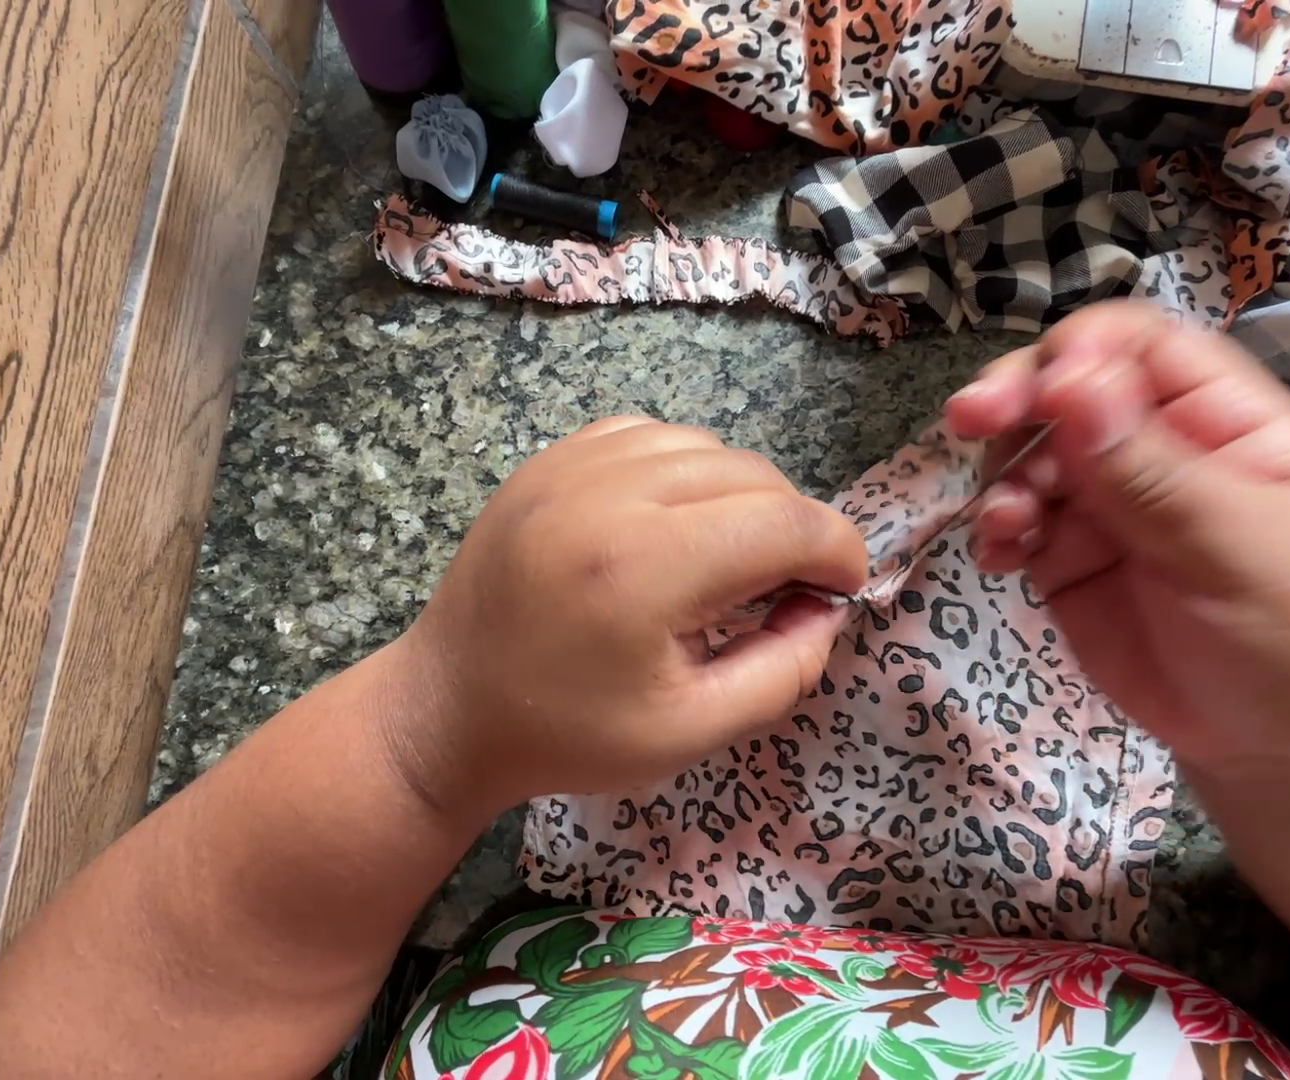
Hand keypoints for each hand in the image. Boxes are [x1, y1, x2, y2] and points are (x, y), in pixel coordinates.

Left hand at [387, 417, 866, 818]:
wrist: (446, 708)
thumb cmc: (566, 734)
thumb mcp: (691, 730)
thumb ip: (784, 670)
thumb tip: (825, 607)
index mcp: (646, 566)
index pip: (787, 522)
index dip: (839, 550)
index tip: (842, 587)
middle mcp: (609, 492)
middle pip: (753, 475)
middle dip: (792, 527)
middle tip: (781, 585)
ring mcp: (569, 465)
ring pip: (704, 445)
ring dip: (740, 493)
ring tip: (725, 553)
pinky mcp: (546, 461)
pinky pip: (647, 435)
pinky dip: (681, 467)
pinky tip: (670, 516)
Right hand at [946, 302, 1289, 773]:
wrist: (1288, 757)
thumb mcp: (1243, 553)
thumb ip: (1152, 471)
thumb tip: (1068, 377)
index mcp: (1227, 424)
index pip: (1142, 349)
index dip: (1078, 353)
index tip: (1028, 393)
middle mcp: (1159, 452)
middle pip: (1067, 392)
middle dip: (1015, 401)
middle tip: (967, 421)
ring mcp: (1108, 507)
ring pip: (1029, 457)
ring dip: (1002, 480)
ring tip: (1006, 530)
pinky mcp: (1068, 557)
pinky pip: (1015, 522)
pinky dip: (995, 531)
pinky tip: (999, 559)